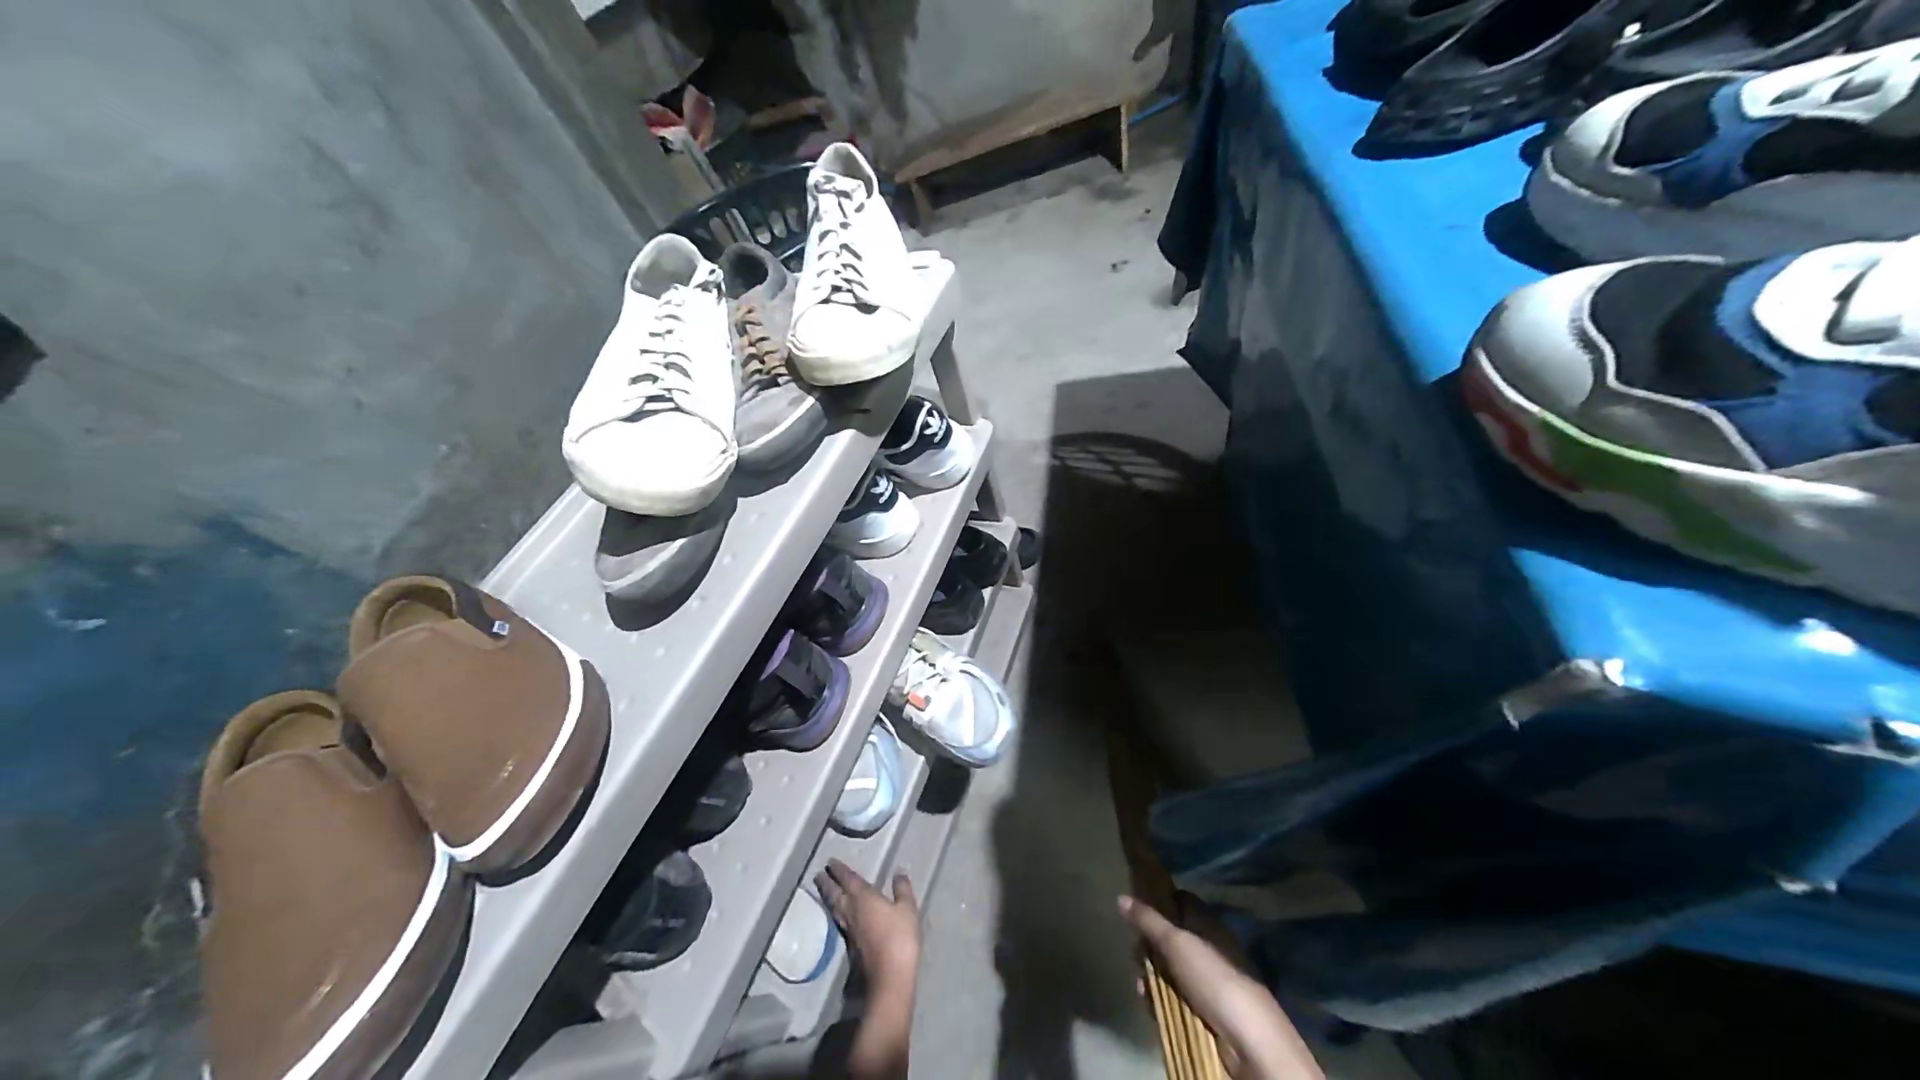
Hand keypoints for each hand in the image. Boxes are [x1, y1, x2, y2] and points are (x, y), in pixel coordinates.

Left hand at [817, 859, 920, 994]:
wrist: (889, 977)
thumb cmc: (900, 938)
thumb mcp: (907, 909)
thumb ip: (902, 889)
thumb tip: (898, 871)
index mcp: (863, 898)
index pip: (848, 879)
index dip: (839, 870)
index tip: (830, 862)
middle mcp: (851, 911)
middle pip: (835, 894)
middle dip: (827, 883)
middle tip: (818, 874)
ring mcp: (848, 930)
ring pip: (834, 908)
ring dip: (828, 897)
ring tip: (822, 890)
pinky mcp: (850, 946)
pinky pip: (839, 921)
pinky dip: (835, 912)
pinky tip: (838, 915)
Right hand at [1119, 896, 1324, 1079]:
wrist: (1249, 1041)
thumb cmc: (1214, 979)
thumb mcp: (1177, 943)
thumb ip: (1148, 920)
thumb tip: (1121, 896)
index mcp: (1209, 926)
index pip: (1182, 902)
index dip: (1159, 901)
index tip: (1135, 906)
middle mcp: (1209, 949)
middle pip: (1172, 937)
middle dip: (1150, 943)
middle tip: (1135, 950)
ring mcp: (1207, 981)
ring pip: (1170, 968)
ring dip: (1152, 973)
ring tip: (1140, 982)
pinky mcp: (1203, 1010)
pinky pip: (1174, 996)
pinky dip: (1159, 997)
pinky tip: (1148, 1001)